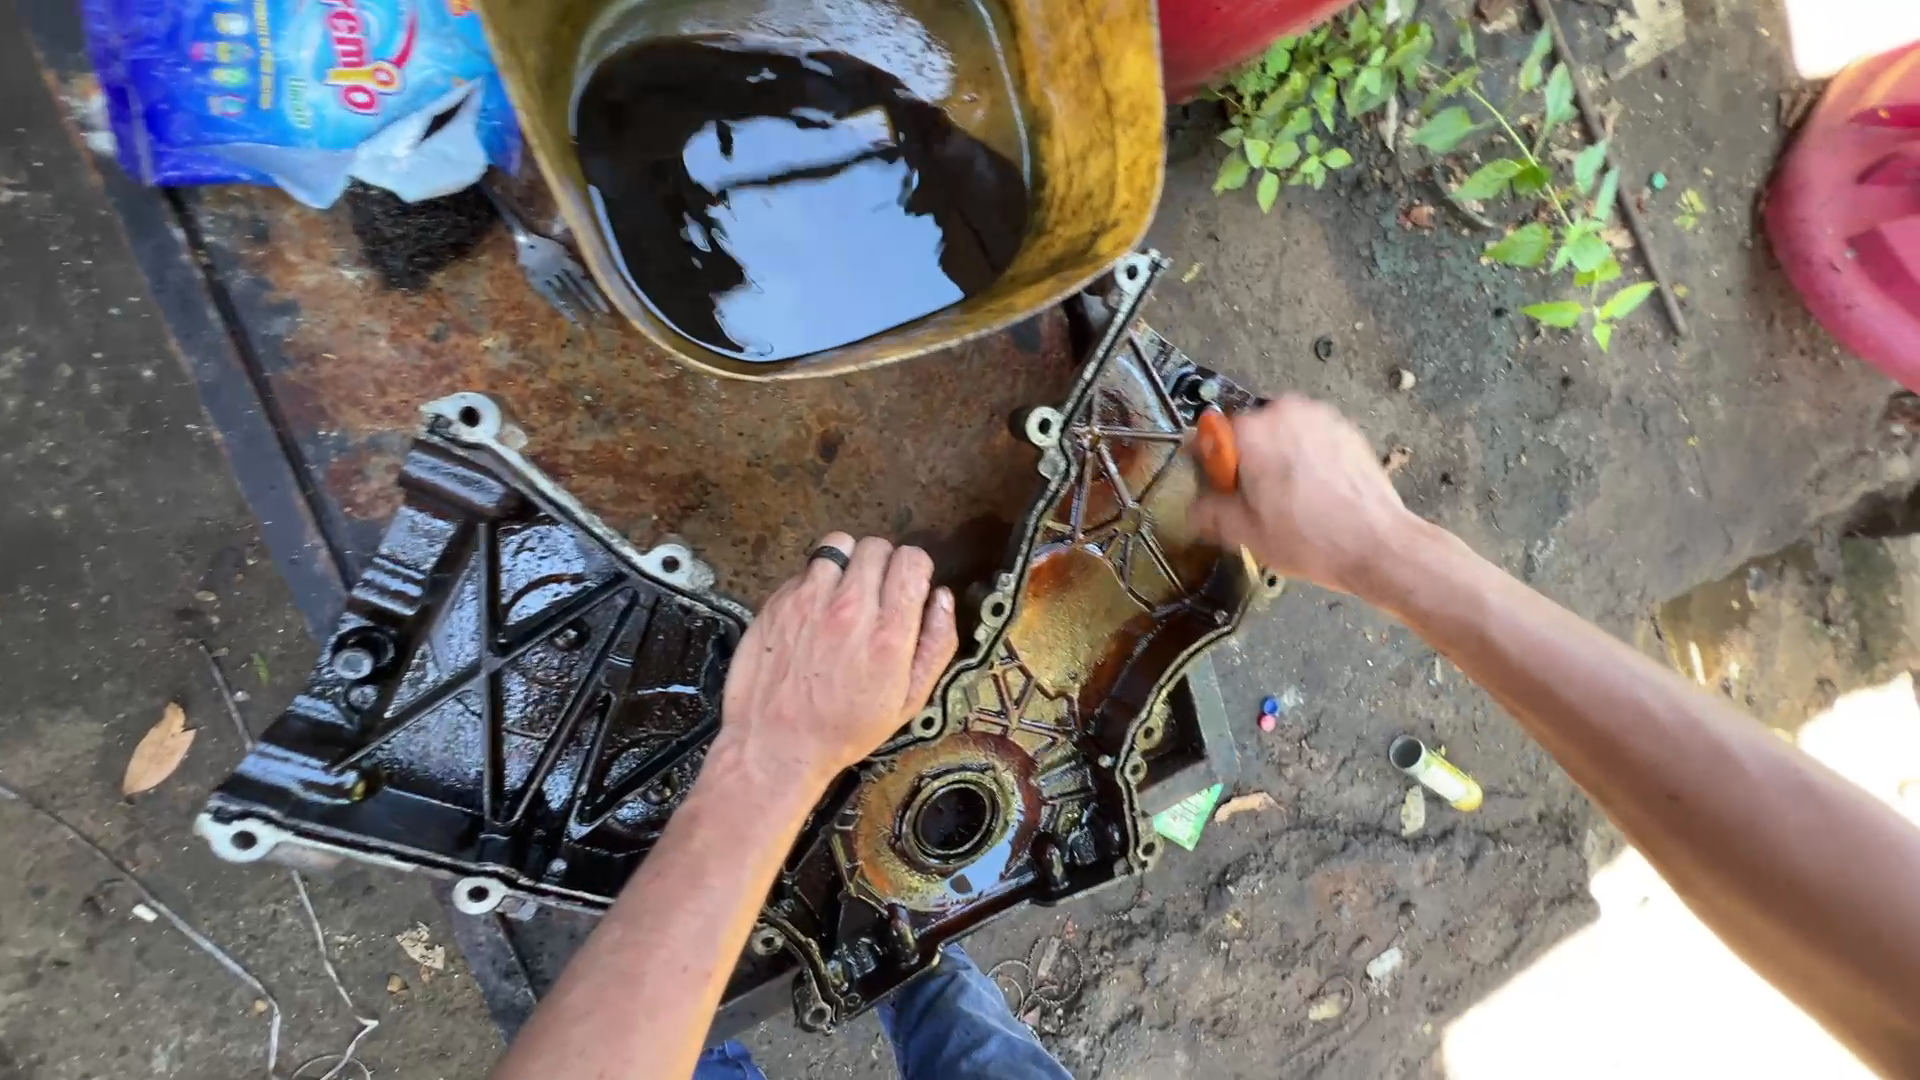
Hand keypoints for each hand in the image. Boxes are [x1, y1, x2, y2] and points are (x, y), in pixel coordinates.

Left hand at [712, 533, 958, 797]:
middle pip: (876, 546)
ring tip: (844, 591)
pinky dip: (815, 581)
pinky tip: (814, 610)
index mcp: (889, 633)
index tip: (908, 587)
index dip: (915, 569)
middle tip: (877, 592)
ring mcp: (809, 600)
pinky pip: (805, 568)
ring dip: (847, 563)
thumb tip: (942, 597)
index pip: (911, 560)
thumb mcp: (910, 700)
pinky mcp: (778, 601)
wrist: (776, 746)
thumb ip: (937, 643)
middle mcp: (851, 608)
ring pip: (839, 545)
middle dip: (883, 563)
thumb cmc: (846, 728)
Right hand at [1191, 395, 1418, 598]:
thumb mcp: (1242, 532)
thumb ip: (1207, 510)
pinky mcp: (1344, 428)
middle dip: (1243, 458)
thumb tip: (1196, 506)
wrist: (1377, 545)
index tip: (1213, 482)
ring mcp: (1318, 417)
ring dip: (1274, 456)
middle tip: (1250, 496)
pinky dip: (1303, 456)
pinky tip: (1309, 491)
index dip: (1206, 462)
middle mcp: (1283, 413)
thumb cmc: (1313, 538)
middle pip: (1245, 431)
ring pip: (1279, 432)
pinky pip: (1308, 437)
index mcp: (1250, 433)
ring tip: (1283, 496)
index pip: (1208, 435)